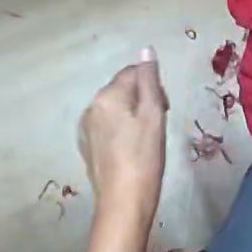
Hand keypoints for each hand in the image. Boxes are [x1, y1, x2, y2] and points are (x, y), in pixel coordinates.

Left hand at [80, 48, 168, 232]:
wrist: (123, 203)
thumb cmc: (144, 156)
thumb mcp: (154, 113)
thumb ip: (150, 79)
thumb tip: (146, 49)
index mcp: (107, 95)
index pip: (135, 72)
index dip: (154, 86)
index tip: (165, 108)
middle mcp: (91, 107)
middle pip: (125, 88)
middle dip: (144, 98)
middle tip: (159, 124)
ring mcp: (86, 128)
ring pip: (117, 107)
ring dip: (134, 114)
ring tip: (148, 138)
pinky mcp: (88, 146)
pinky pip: (109, 125)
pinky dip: (122, 129)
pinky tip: (132, 148)